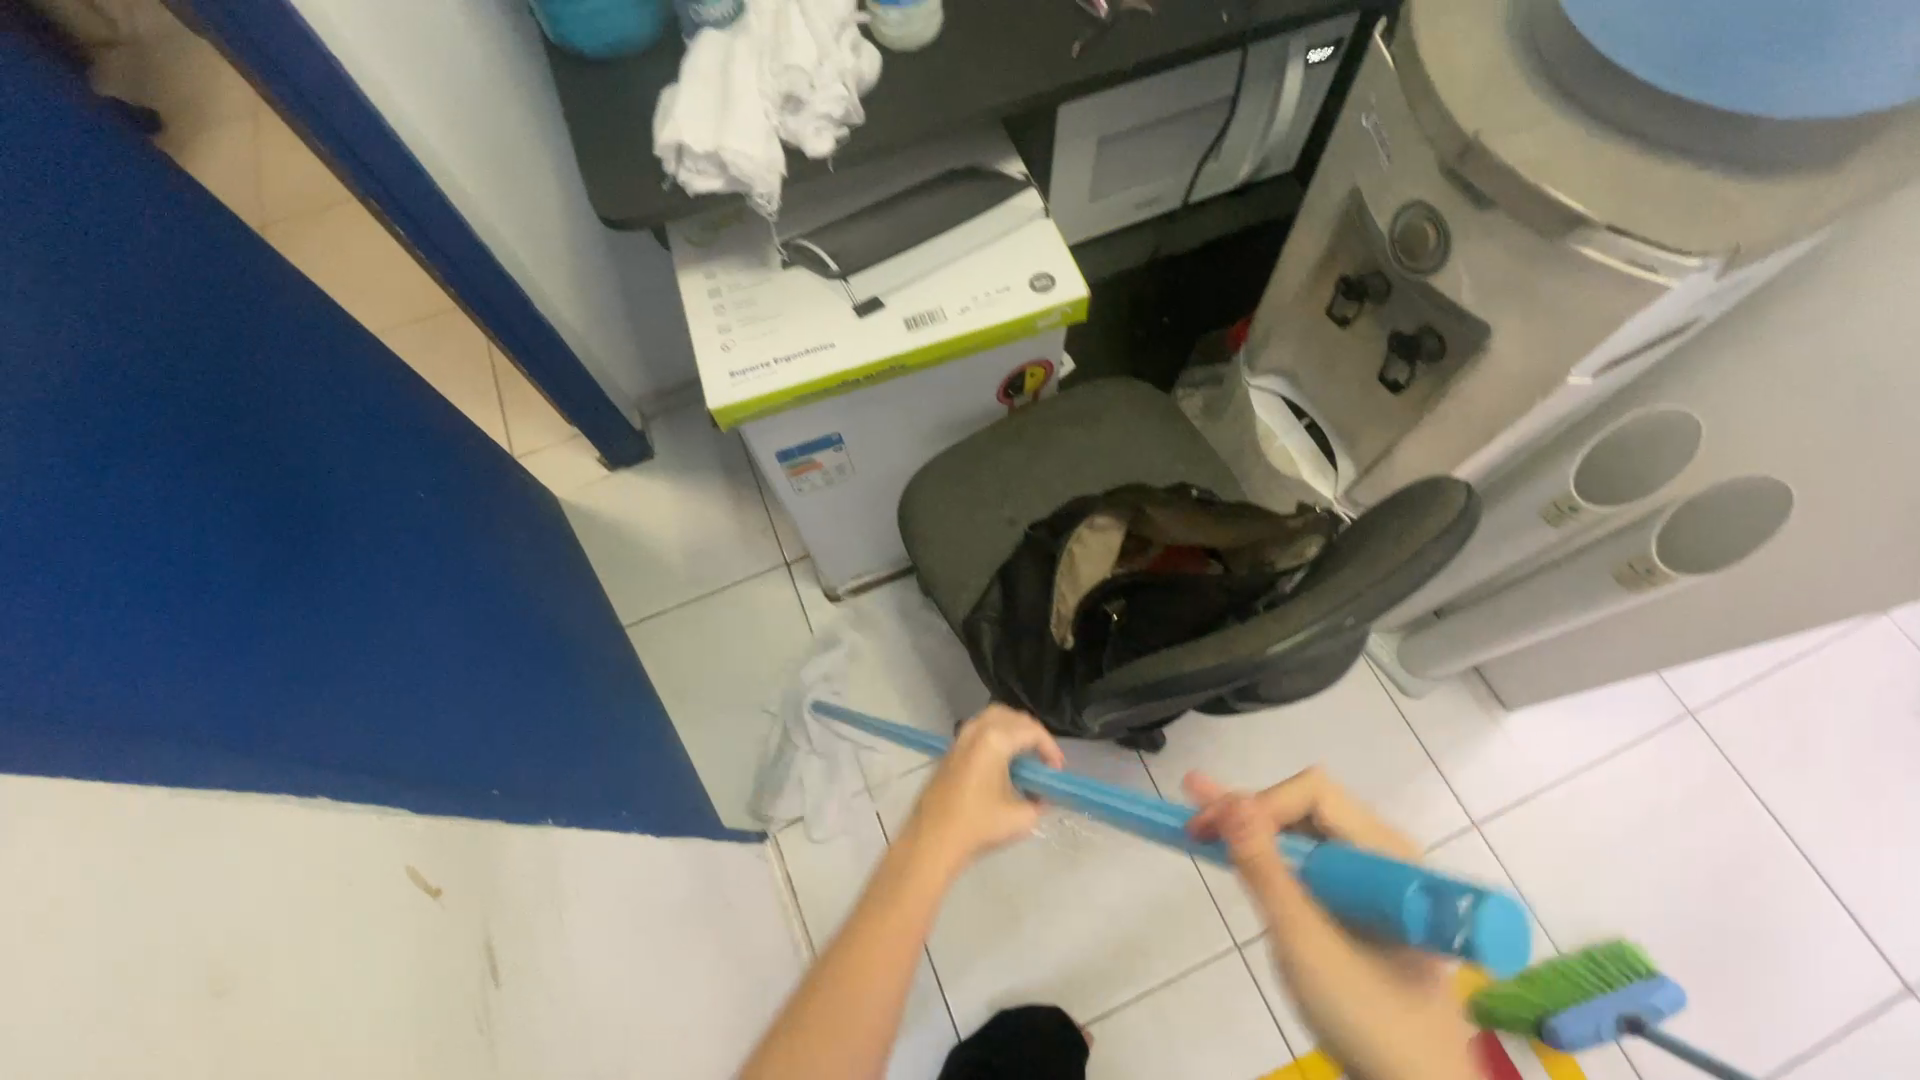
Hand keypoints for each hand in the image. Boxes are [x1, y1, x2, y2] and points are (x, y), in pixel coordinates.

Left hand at [900, 706, 1064, 874]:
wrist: (932, 841)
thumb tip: (1040, 797)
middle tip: (1043, 756)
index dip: (1050, 748)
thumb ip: (1039, 802)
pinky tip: (1002, 762)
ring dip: (1011, 731)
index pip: (1032, 731)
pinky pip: (977, 731)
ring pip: (991, 719)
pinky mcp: (949, 752)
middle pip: (1011, 716)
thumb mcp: (1021, 818)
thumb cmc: (978, 827)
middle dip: (1031, 732)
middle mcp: (976, 731)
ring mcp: (959, 739)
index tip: (1057, 770)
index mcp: (995, 741)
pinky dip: (994, 737)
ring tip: (1025, 756)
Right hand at [1185, 768, 1476, 1079]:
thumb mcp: (1305, 941)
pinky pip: (1308, 862)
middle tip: (1192, 817)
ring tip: (1198, 811)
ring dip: (1250, 826)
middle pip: (1306, 805)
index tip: (1209, 832)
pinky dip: (1266, 854)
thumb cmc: (1367, 1014)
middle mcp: (1382, 854)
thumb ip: (1266, 869)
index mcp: (1386, 854)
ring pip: (1302, 831)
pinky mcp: (1358, 903)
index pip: (1314, 794)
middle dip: (1247, 809)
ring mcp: (1371, 879)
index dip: (1257, 804)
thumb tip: (1230, 800)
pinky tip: (1229, 835)